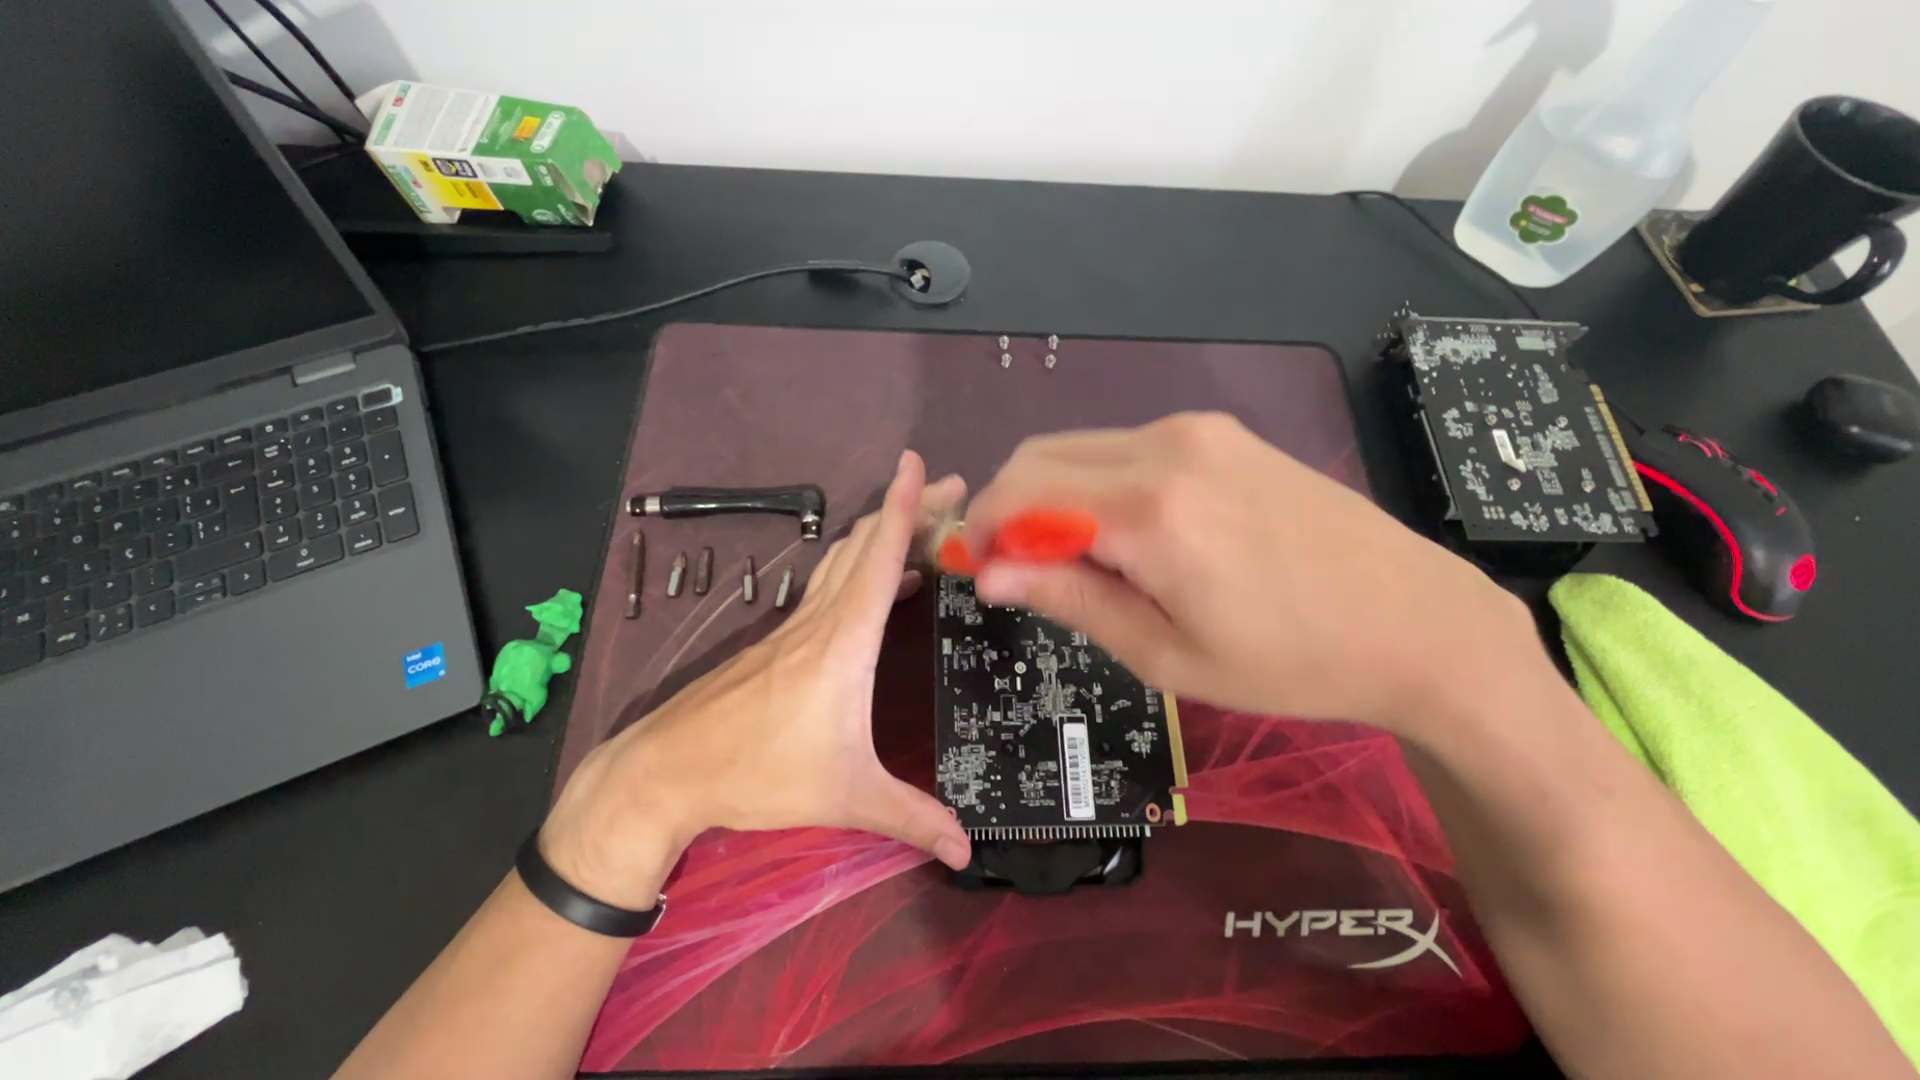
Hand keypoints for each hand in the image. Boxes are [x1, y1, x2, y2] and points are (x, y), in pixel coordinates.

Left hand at [539, 451, 972, 909]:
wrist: (668, 771)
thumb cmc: (758, 775)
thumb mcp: (844, 797)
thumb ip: (910, 818)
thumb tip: (967, 852)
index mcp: (841, 643)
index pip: (878, 560)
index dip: (903, 508)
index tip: (919, 462)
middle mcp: (819, 621)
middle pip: (865, 546)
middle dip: (908, 508)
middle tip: (952, 488)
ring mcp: (794, 628)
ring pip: (843, 561)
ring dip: (882, 533)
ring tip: (924, 521)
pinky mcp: (779, 642)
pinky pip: (830, 585)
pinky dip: (860, 566)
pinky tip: (882, 583)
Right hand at [962, 413, 1535, 731]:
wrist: (1416, 623)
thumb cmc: (1290, 661)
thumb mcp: (1167, 652)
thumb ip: (1071, 599)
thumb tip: (991, 574)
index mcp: (1149, 506)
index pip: (1020, 489)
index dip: (984, 528)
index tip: (981, 573)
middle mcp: (1167, 446)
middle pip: (1043, 455)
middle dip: (1011, 507)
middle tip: (1021, 572)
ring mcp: (1201, 431)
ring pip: (1084, 447)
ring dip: (1056, 496)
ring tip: (1084, 563)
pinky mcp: (1225, 434)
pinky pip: (1129, 448)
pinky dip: (1101, 484)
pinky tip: (1132, 536)